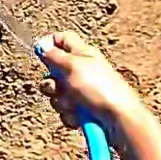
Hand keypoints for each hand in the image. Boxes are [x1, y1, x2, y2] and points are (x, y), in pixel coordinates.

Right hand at [36, 31, 155, 144]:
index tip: (41, 54)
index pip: (62, 39)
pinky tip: (80, 117)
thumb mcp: (72, 66)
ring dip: (61, 102)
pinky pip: (65, 111)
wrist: (119, 120)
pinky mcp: (84, 110)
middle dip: (52, 83)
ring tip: (76, 105)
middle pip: (54, 71)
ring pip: (57, 94)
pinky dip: (70, 115)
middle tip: (61, 87)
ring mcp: (83, 91)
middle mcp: (82, 70)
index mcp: (82, 54)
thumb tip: (41, 45)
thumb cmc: (100, 89)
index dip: (49, 44)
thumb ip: (54, 55)